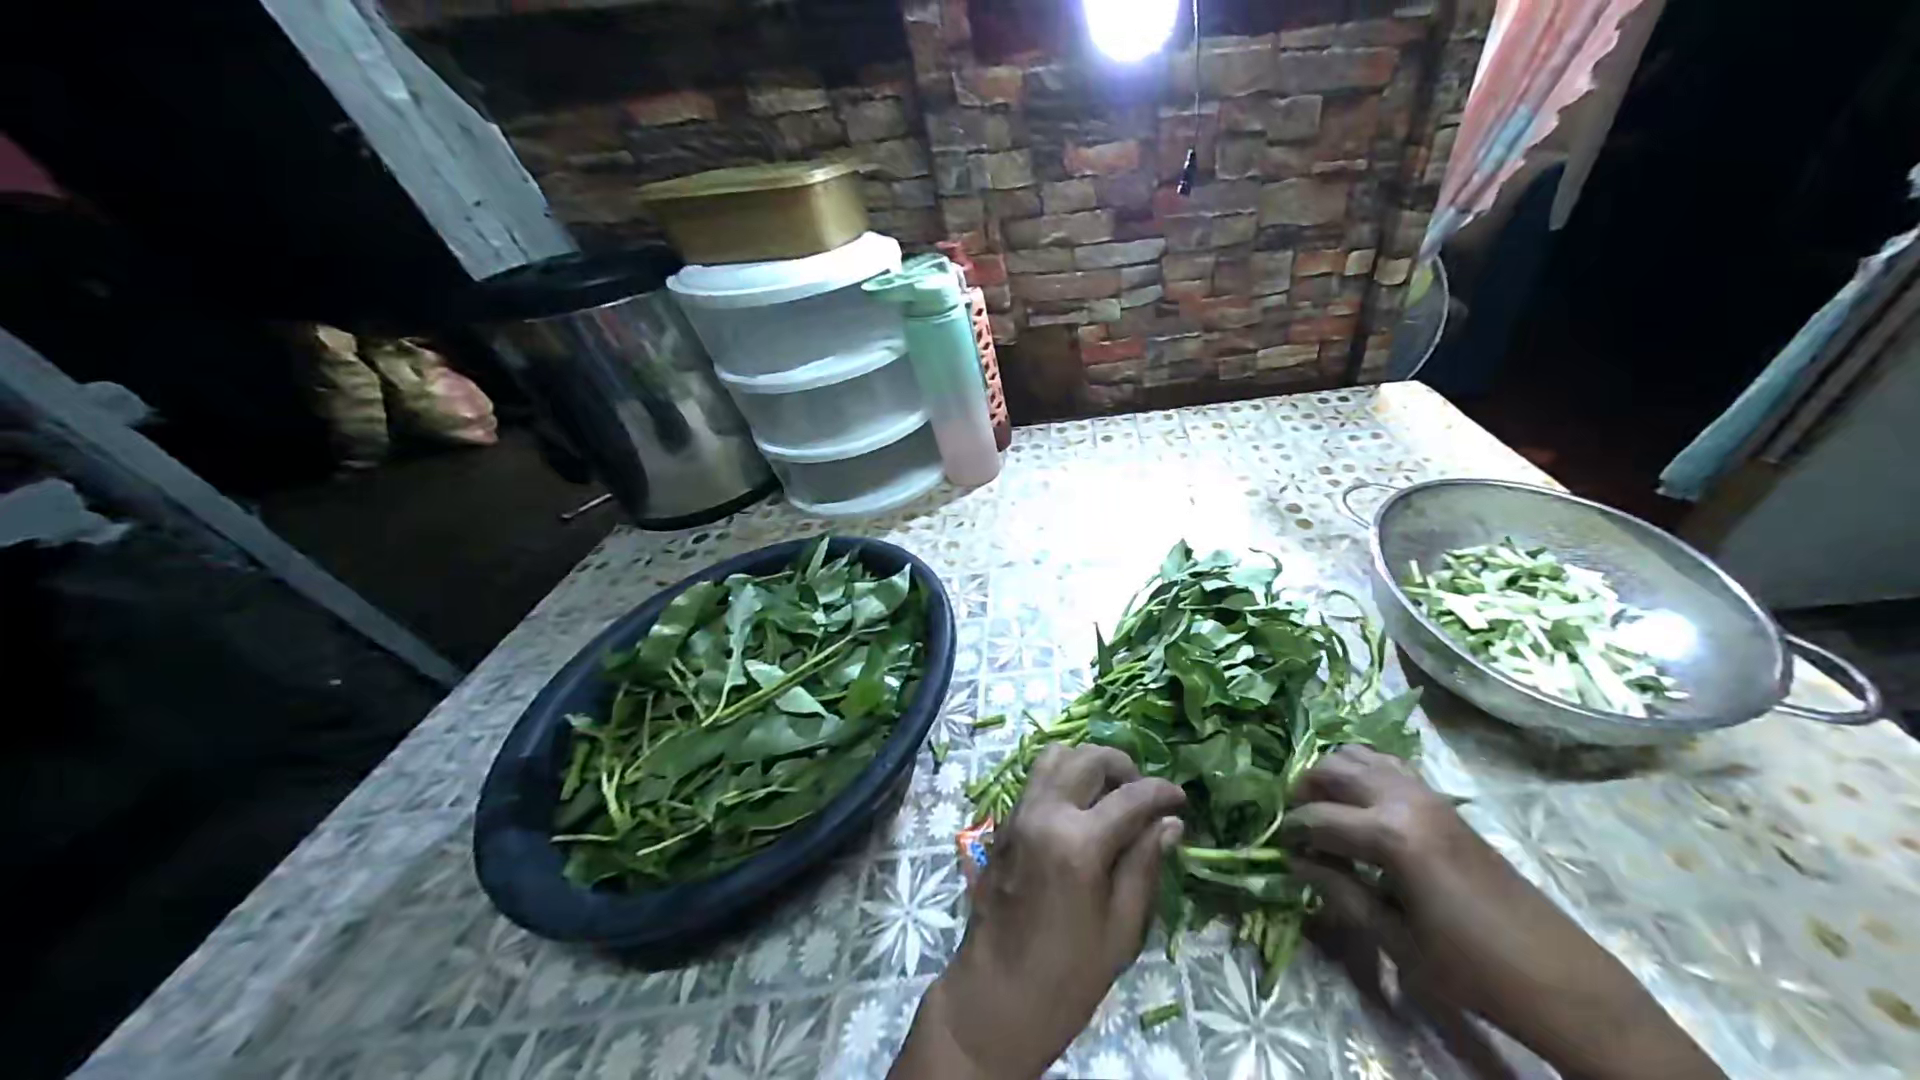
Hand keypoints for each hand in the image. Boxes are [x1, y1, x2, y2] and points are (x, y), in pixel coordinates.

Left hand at [891, 745, 1184, 1078]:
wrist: (996, 994)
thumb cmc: (1069, 974)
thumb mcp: (1122, 927)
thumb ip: (1144, 864)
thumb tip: (1168, 822)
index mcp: (1078, 843)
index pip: (1131, 796)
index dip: (1162, 792)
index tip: (1180, 799)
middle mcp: (1044, 813)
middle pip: (1088, 759)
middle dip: (1123, 767)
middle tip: (1143, 796)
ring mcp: (1018, 813)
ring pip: (1055, 757)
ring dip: (1087, 764)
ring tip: (1110, 795)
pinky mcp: (1003, 823)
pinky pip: (1035, 779)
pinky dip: (1063, 778)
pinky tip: (1080, 810)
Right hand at [1282, 746, 1723, 1079]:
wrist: (1560, 978)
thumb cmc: (1472, 969)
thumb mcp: (1395, 938)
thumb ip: (1338, 891)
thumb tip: (1294, 862)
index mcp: (1392, 836)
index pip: (1317, 818)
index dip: (1291, 832)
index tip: (1279, 849)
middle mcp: (1406, 800)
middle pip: (1332, 770)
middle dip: (1303, 791)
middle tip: (1294, 824)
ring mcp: (1428, 795)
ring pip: (1357, 755)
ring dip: (1331, 774)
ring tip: (1321, 808)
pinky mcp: (1443, 801)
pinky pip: (1388, 764)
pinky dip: (1362, 770)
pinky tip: (1358, 802)